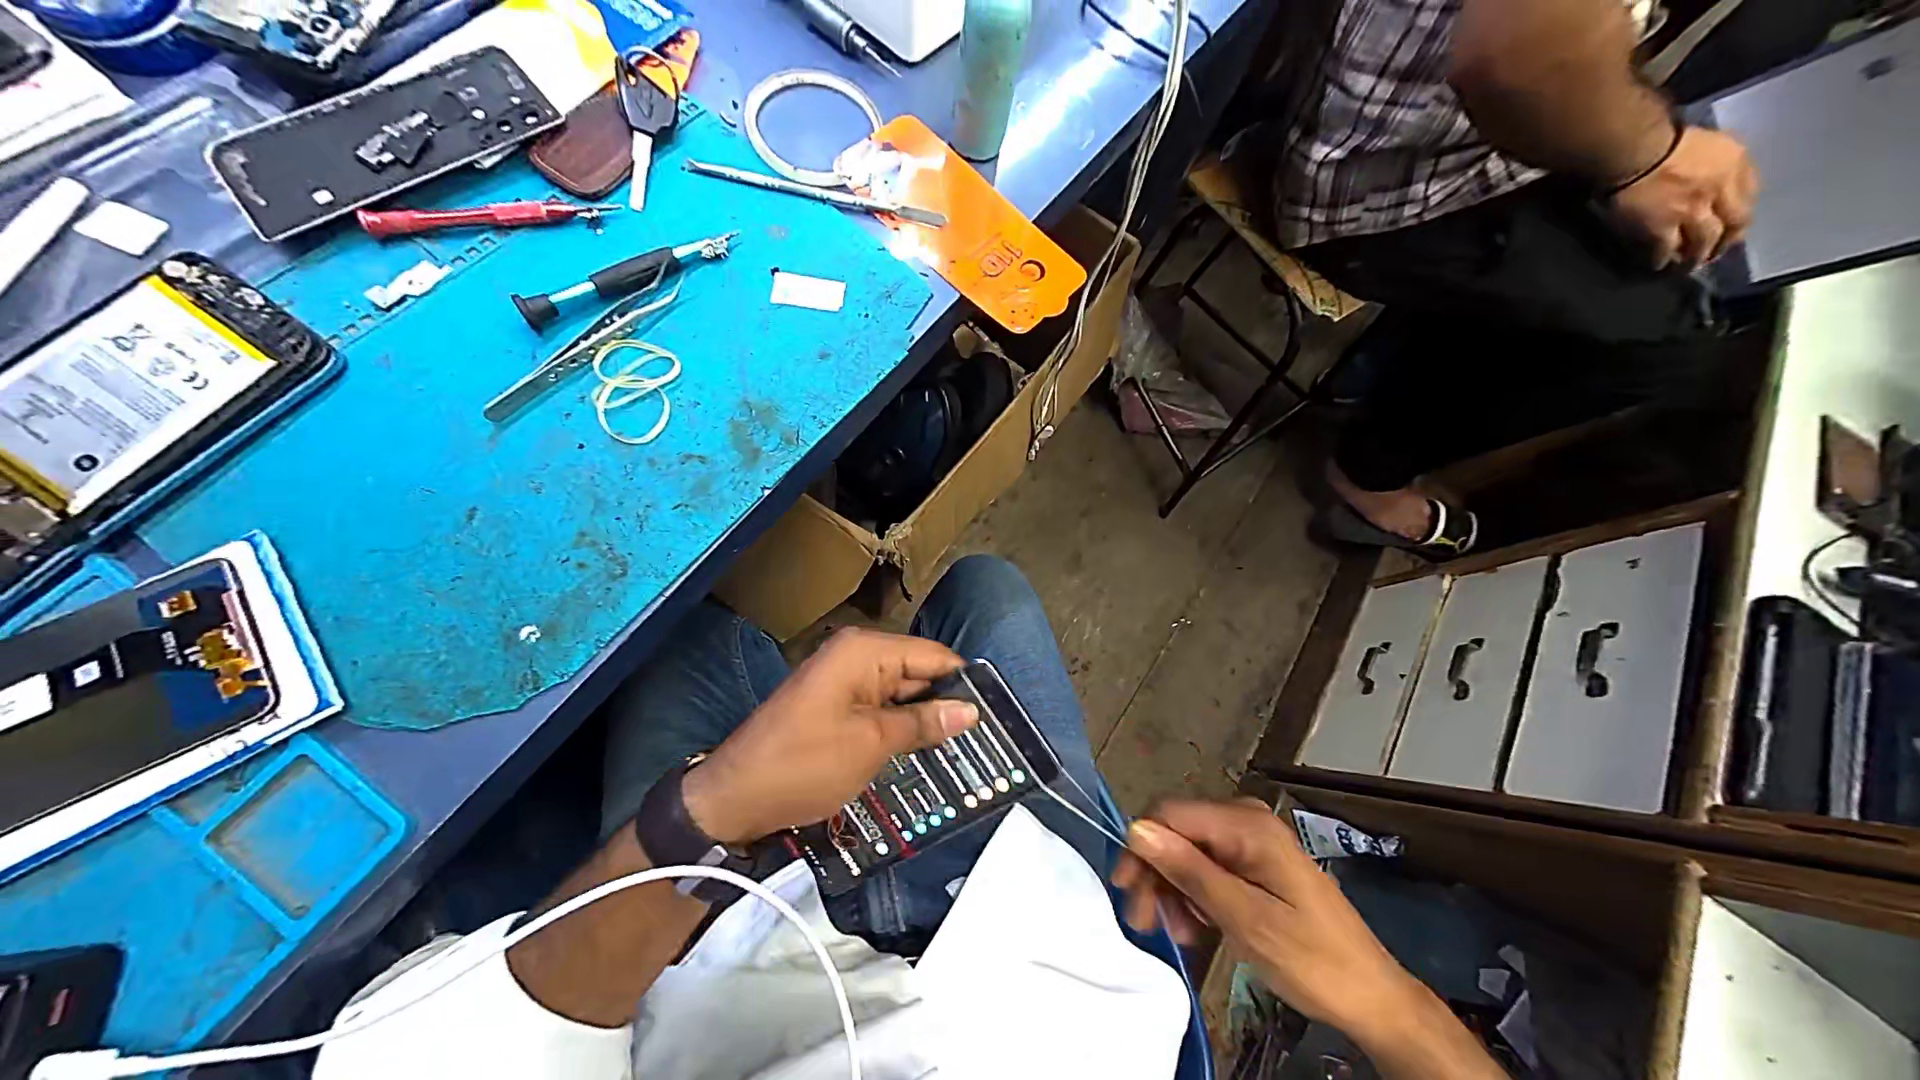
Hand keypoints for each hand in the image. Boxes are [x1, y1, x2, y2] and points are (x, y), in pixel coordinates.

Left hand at [682, 628, 976, 844]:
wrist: (734, 797)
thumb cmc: (803, 764)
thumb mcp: (871, 744)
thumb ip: (924, 723)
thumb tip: (969, 710)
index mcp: (864, 651)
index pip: (933, 656)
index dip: (963, 683)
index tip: (995, 715)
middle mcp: (857, 656)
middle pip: (918, 672)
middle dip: (946, 703)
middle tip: (985, 739)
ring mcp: (844, 680)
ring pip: (902, 693)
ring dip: (924, 719)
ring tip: (963, 749)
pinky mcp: (837, 704)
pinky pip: (881, 707)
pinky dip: (900, 728)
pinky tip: (923, 751)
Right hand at [1112, 799, 1420, 1041]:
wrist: (1374, 999)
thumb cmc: (1313, 960)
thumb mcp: (1245, 919)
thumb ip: (1190, 870)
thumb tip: (1137, 829)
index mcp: (1248, 825)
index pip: (1170, 814)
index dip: (1141, 847)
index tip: (1126, 889)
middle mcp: (1246, 820)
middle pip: (1176, 832)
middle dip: (1155, 874)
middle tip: (1144, 921)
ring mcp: (1250, 840)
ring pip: (1187, 852)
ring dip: (1172, 889)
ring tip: (1175, 932)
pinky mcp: (1253, 862)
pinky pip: (1206, 866)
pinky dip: (1193, 894)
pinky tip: (1194, 925)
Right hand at [1607, 125, 1758, 269]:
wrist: (1636, 153)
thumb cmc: (1669, 142)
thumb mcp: (1713, 143)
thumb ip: (1721, 163)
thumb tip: (1719, 184)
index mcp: (1736, 168)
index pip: (1749, 196)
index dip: (1741, 215)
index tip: (1733, 227)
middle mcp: (1720, 193)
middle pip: (1730, 225)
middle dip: (1724, 242)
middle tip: (1714, 254)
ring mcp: (1689, 213)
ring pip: (1701, 242)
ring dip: (1695, 256)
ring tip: (1687, 265)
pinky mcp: (1659, 228)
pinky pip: (1665, 249)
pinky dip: (1663, 259)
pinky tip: (1658, 265)